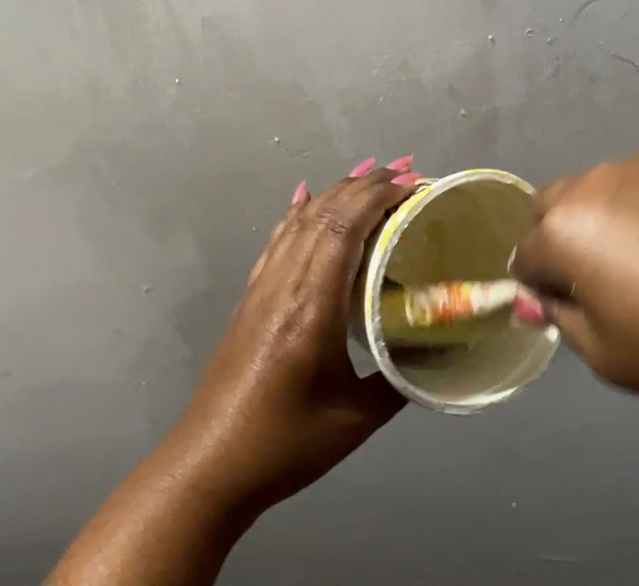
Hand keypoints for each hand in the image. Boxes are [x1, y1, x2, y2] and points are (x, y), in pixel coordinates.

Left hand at [165, 156, 422, 512]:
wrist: (208, 465)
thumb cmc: (284, 444)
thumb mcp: (355, 419)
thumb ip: (397, 380)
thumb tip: (430, 352)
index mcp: (311, 306)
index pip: (344, 228)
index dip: (379, 197)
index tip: (415, 185)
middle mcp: (284, 284)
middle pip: (323, 214)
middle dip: (365, 185)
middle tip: (406, 172)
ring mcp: (261, 289)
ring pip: (299, 221)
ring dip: (336, 193)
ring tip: (370, 176)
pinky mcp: (250, 299)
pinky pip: (278, 241)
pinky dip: (298, 213)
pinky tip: (306, 198)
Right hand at [511, 151, 638, 409]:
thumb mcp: (612, 357)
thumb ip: (563, 320)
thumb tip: (539, 297)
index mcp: (564, 231)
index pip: (524, 256)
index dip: (543, 288)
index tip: (576, 312)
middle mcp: (596, 183)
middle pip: (555, 206)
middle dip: (565, 239)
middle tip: (611, 283)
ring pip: (606, 189)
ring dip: (612, 218)